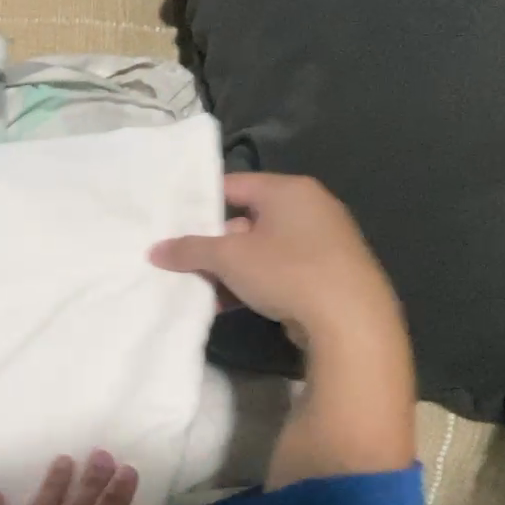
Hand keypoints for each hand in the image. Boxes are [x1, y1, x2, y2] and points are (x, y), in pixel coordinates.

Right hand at [148, 172, 402, 350]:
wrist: (349, 319)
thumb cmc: (287, 272)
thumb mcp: (227, 258)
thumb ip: (188, 249)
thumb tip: (155, 250)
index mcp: (288, 191)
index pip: (232, 185)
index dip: (198, 203)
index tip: (169, 222)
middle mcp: (308, 207)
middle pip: (243, 218)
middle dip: (210, 242)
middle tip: (180, 259)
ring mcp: (320, 239)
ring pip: (257, 246)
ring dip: (227, 267)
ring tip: (199, 287)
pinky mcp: (325, 269)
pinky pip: (275, 267)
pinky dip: (249, 280)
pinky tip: (226, 302)